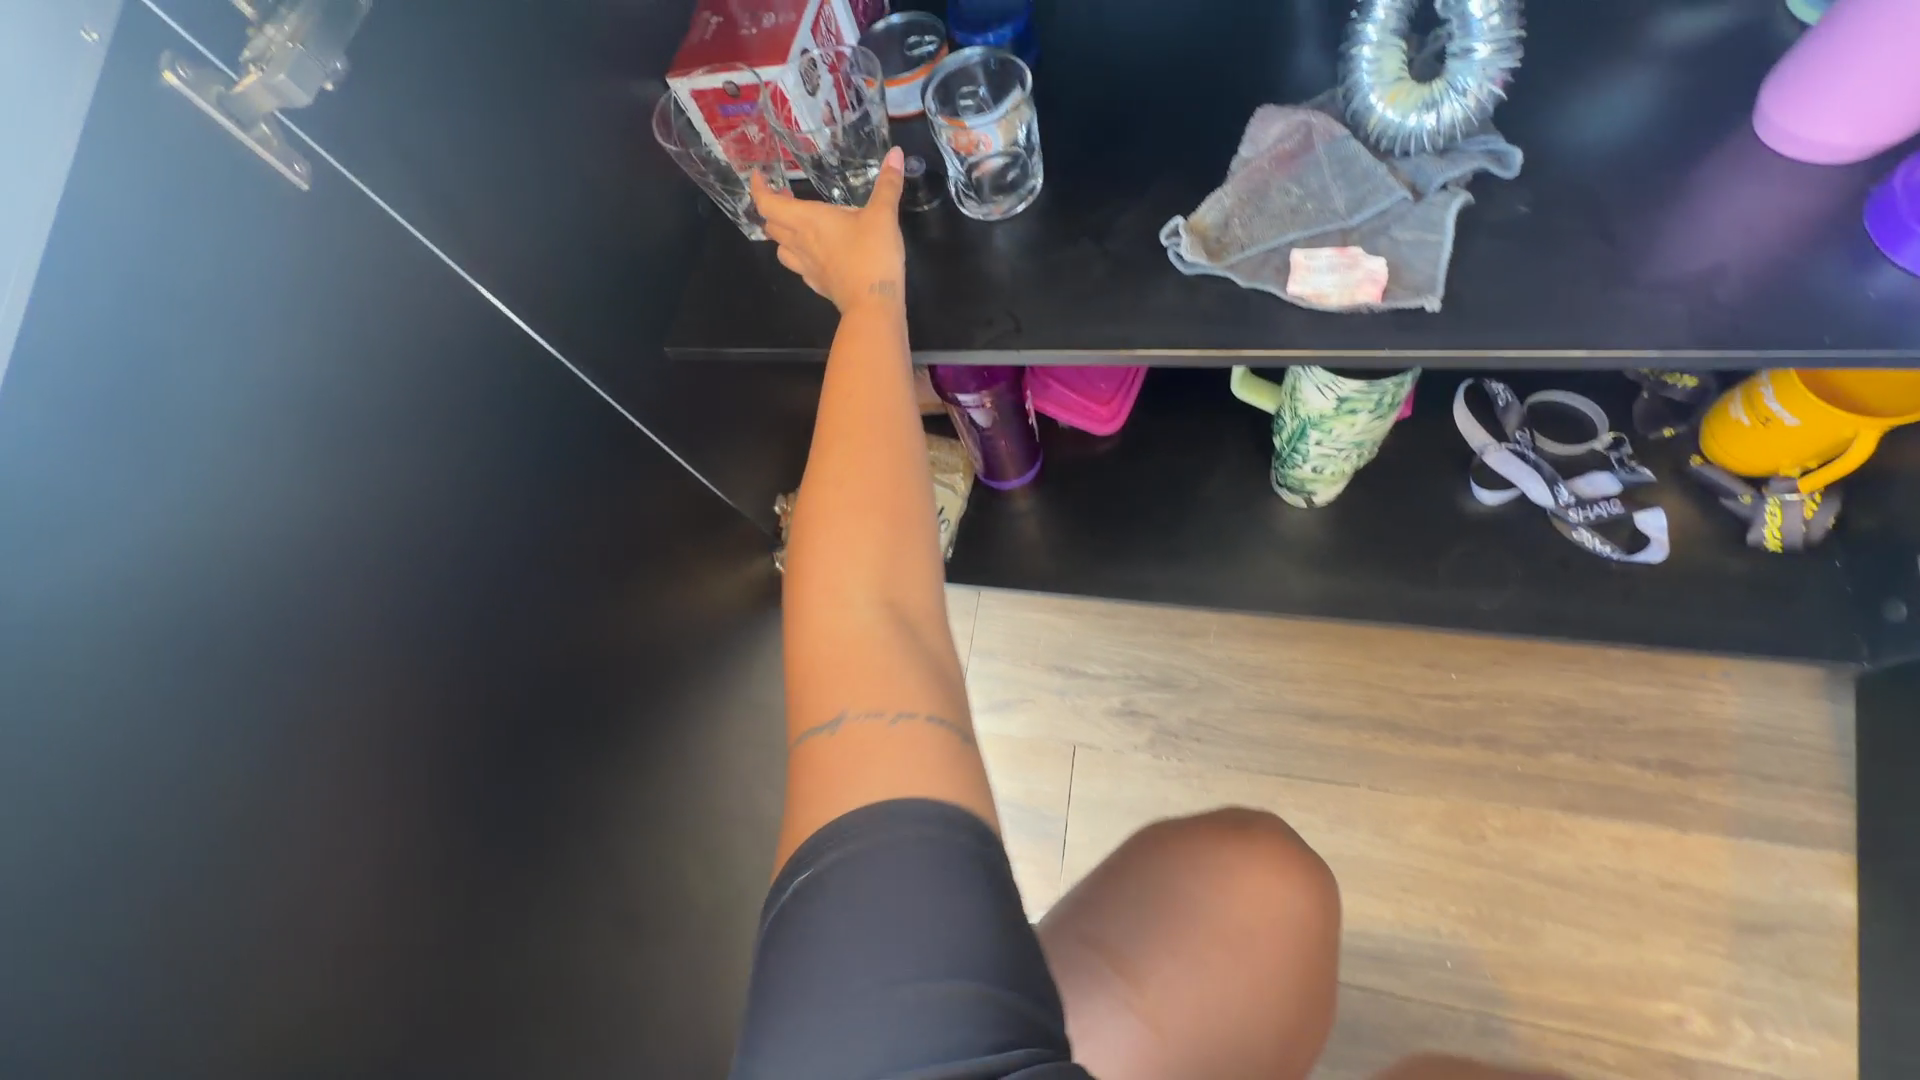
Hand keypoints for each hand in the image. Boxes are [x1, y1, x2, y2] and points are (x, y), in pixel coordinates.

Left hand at [751, 146, 906, 314]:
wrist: (873, 305)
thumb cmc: (872, 255)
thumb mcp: (883, 215)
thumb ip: (888, 185)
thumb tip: (896, 153)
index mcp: (808, 220)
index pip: (768, 203)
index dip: (758, 188)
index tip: (760, 176)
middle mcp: (801, 243)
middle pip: (771, 225)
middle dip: (773, 209)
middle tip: (786, 197)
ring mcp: (807, 268)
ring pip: (781, 249)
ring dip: (783, 235)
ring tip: (796, 227)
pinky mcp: (819, 285)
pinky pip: (799, 268)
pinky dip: (800, 257)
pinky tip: (816, 255)